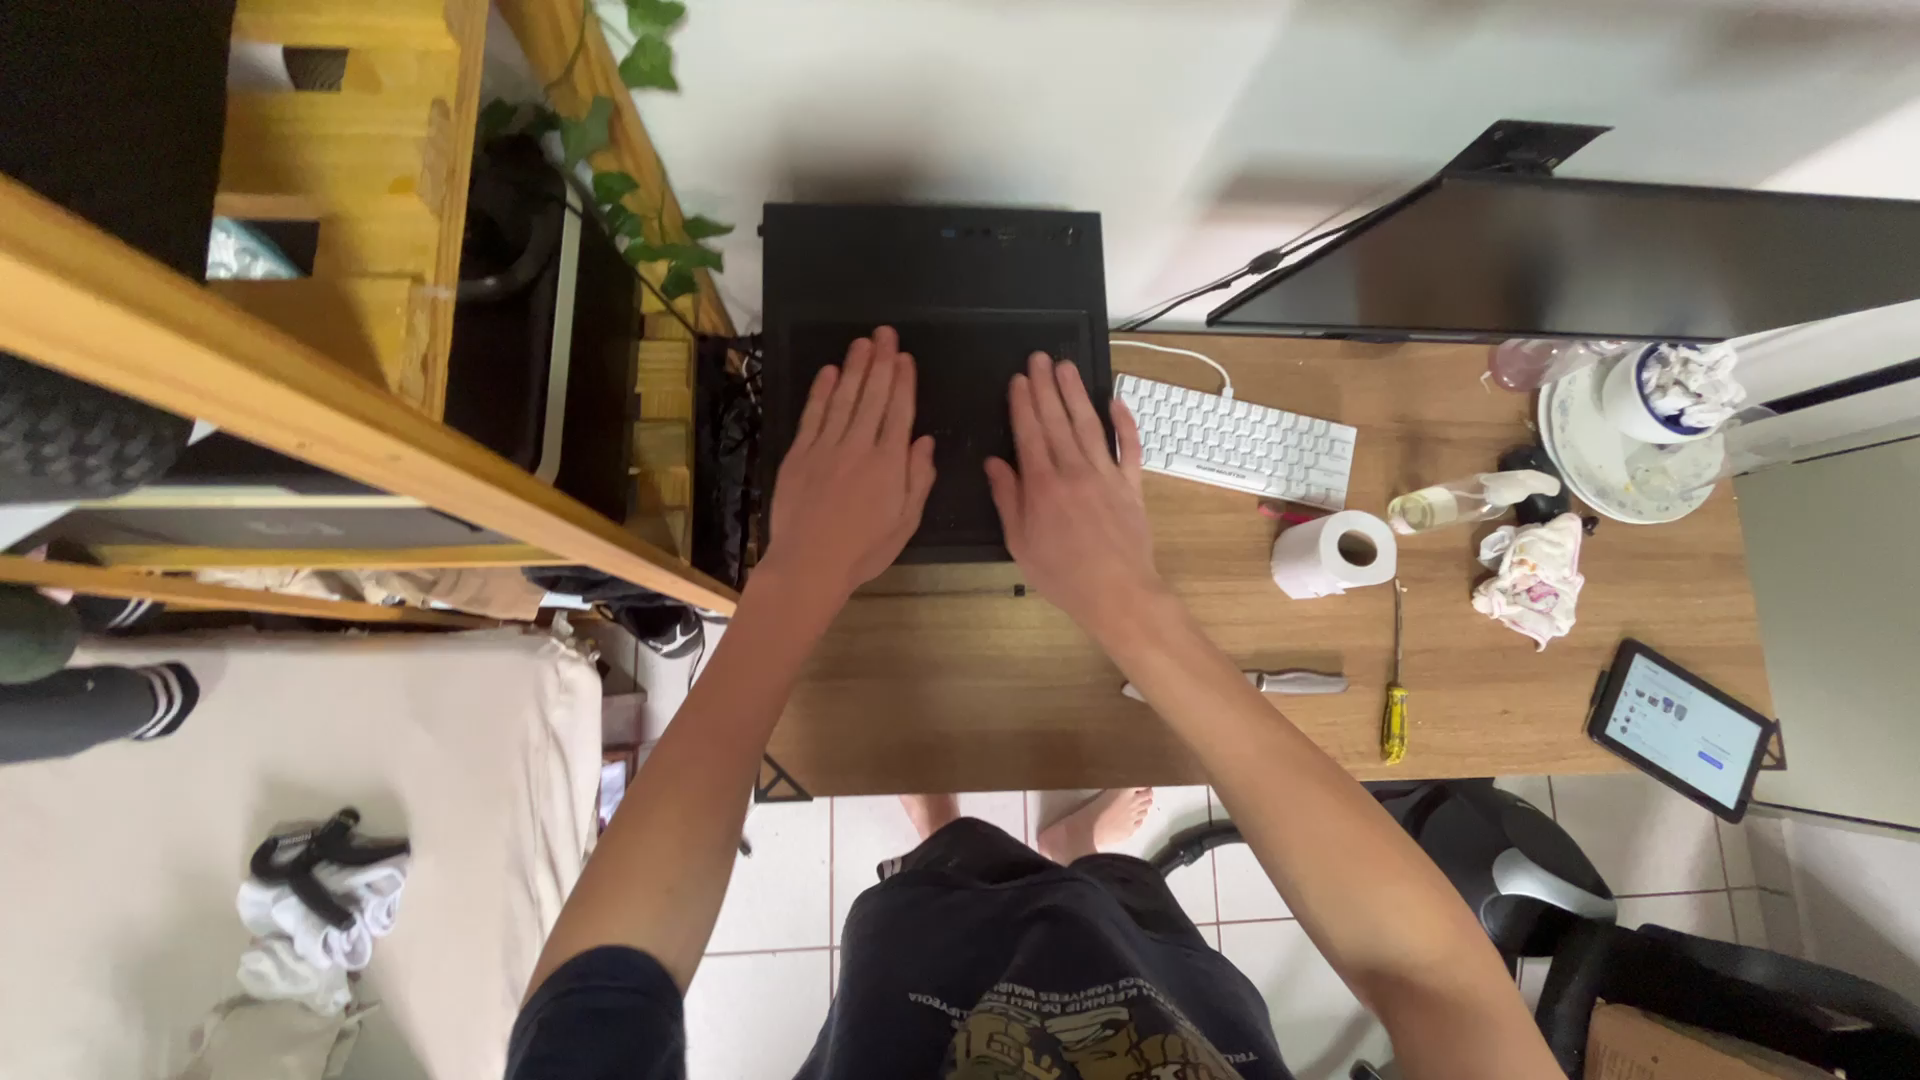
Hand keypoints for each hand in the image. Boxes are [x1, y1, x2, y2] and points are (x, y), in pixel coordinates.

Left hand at [761, 326, 935, 604]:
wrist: (809, 564)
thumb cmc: (864, 550)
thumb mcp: (906, 522)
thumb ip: (919, 479)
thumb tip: (925, 441)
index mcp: (889, 463)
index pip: (899, 412)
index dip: (903, 382)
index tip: (905, 357)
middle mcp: (859, 446)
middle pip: (872, 396)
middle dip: (880, 362)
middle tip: (884, 334)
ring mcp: (826, 448)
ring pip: (843, 399)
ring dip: (854, 368)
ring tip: (862, 343)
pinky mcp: (799, 455)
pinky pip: (813, 416)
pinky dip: (821, 392)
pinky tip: (829, 373)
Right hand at [985, 352, 1166, 636]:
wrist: (1117, 592)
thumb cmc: (1062, 575)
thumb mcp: (1020, 543)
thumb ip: (1008, 499)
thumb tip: (994, 464)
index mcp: (1043, 485)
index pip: (1030, 433)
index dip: (1023, 403)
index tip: (1019, 379)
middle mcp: (1074, 471)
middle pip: (1058, 420)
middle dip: (1046, 387)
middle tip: (1039, 358)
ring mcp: (1106, 475)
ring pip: (1090, 424)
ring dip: (1077, 393)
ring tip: (1067, 367)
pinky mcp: (1131, 485)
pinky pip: (1130, 447)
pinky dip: (1125, 422)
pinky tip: (1116, 401)